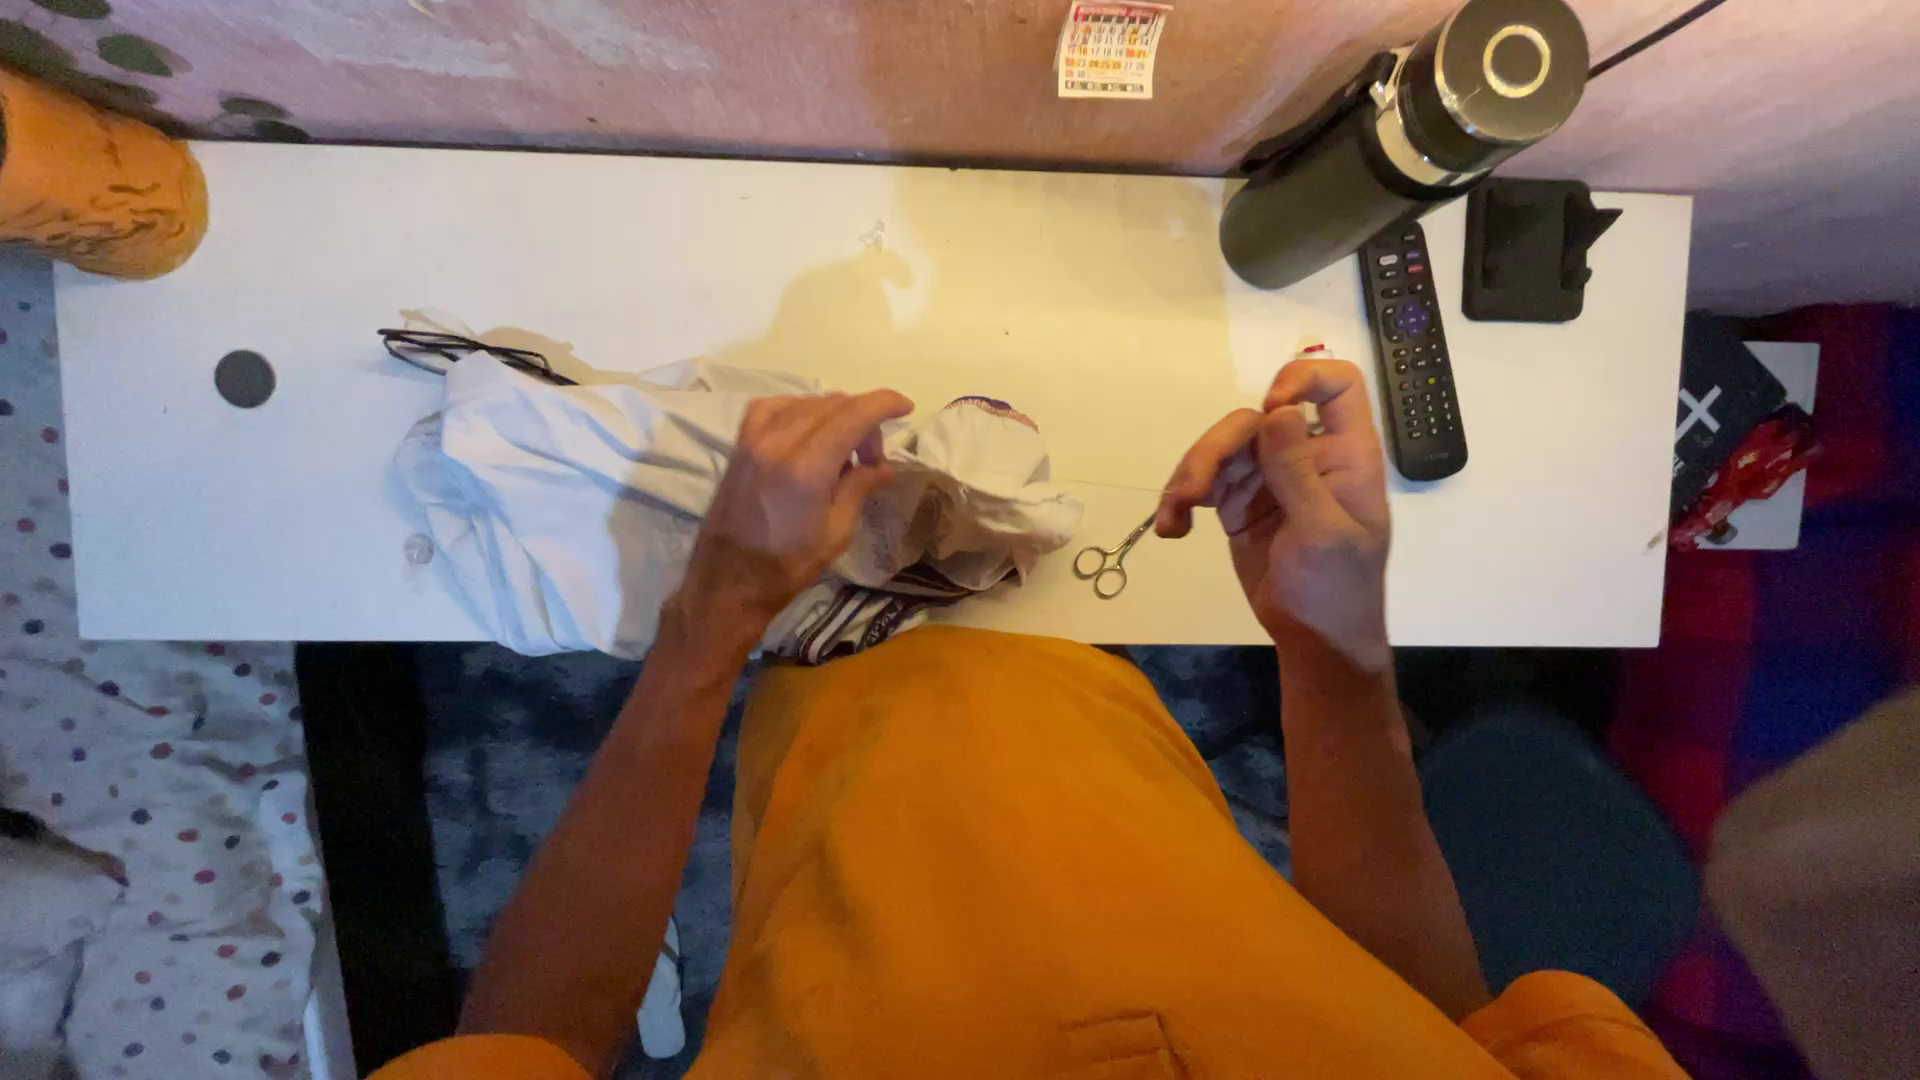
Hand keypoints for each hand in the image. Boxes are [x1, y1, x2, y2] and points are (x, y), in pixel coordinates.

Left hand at [676, 390, 914, 637]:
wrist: (729, 578)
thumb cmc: (788, 564)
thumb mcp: (837, 532)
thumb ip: (861, 488)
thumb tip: (885, 467)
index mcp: (807, 467)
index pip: (853, 414)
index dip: (885, 403)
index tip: (906, 408)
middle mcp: (779, 441)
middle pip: (834, 404)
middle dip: (864, 420)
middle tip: (872, 459)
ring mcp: (755, 437)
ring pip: (809, 401)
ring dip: (836, 416)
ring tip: (843, 452)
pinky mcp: (741, 441)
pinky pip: (778, 406)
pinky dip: (803, 411)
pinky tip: (810, 434)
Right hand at [1156, 356, 1391, 671]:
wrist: (1312, 637)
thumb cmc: (1337, 587)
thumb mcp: (1324, 532)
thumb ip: (1299, 472)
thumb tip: (1279, 411)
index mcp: (1343, 454)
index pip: (1336, 388)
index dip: (1303, 380)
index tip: (1268, 408)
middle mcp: (1303, 456)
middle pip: (1252, 420)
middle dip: (1213, 450)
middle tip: (1190, 492)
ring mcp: (1267, 479)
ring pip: (1219, 450)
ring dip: (1187, 478)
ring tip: (1173, 518)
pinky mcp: (1236, 503)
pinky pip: (1202, 485)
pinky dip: (1179, 503)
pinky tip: (1172, 529)